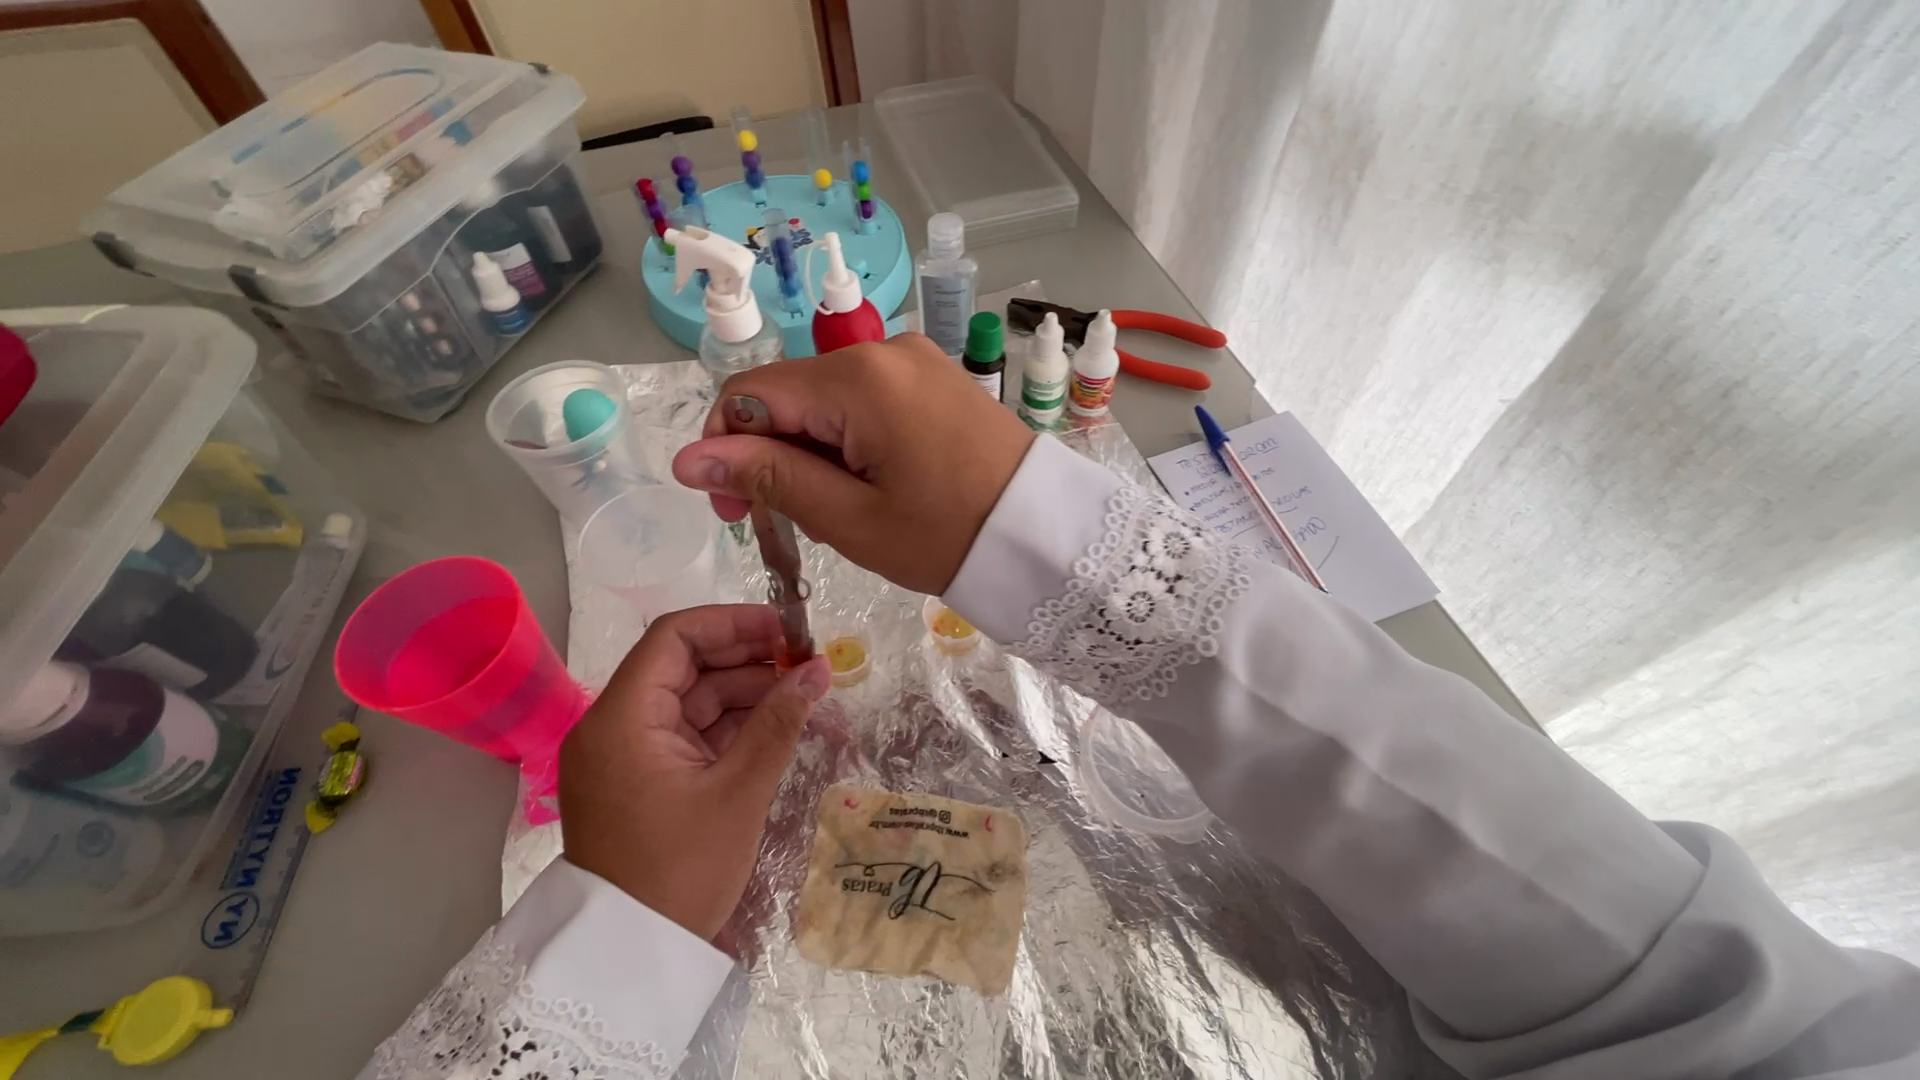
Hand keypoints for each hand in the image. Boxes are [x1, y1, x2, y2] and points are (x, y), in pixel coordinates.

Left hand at [559, 604, 830, 940]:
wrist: (632, 957)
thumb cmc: (681, 872)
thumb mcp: (738, 792)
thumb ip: (779, 722)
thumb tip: (820, 668)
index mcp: (622, 718)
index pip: (674, 637)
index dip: (733, 623)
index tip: (787, 630)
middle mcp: (616, 724)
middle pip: (684, 665)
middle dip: (748, 657)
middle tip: (807, 660)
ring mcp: (628, 753)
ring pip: (691, 698)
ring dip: (746, 691)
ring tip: (803, 691)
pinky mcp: (643, 778)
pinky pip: (689, 732)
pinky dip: (730, 725)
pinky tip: (776, 722)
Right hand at [670, 334, 1035, 594]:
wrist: (1046, 534)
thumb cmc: (949, 535)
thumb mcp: (851, 518)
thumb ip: (769, 478)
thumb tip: (689, 458)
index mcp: (856, 379)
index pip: (749, 395)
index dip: (725, 450)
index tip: (736, 512)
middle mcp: (882, 350)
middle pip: (788, 393)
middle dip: (772, 454)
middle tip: (794, 522)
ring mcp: (914, 359)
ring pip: (826, 399)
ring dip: (812, 452)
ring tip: (842, 510)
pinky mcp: (935, 377)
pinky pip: (866, 400)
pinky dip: (850, 441)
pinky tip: (871, 484)